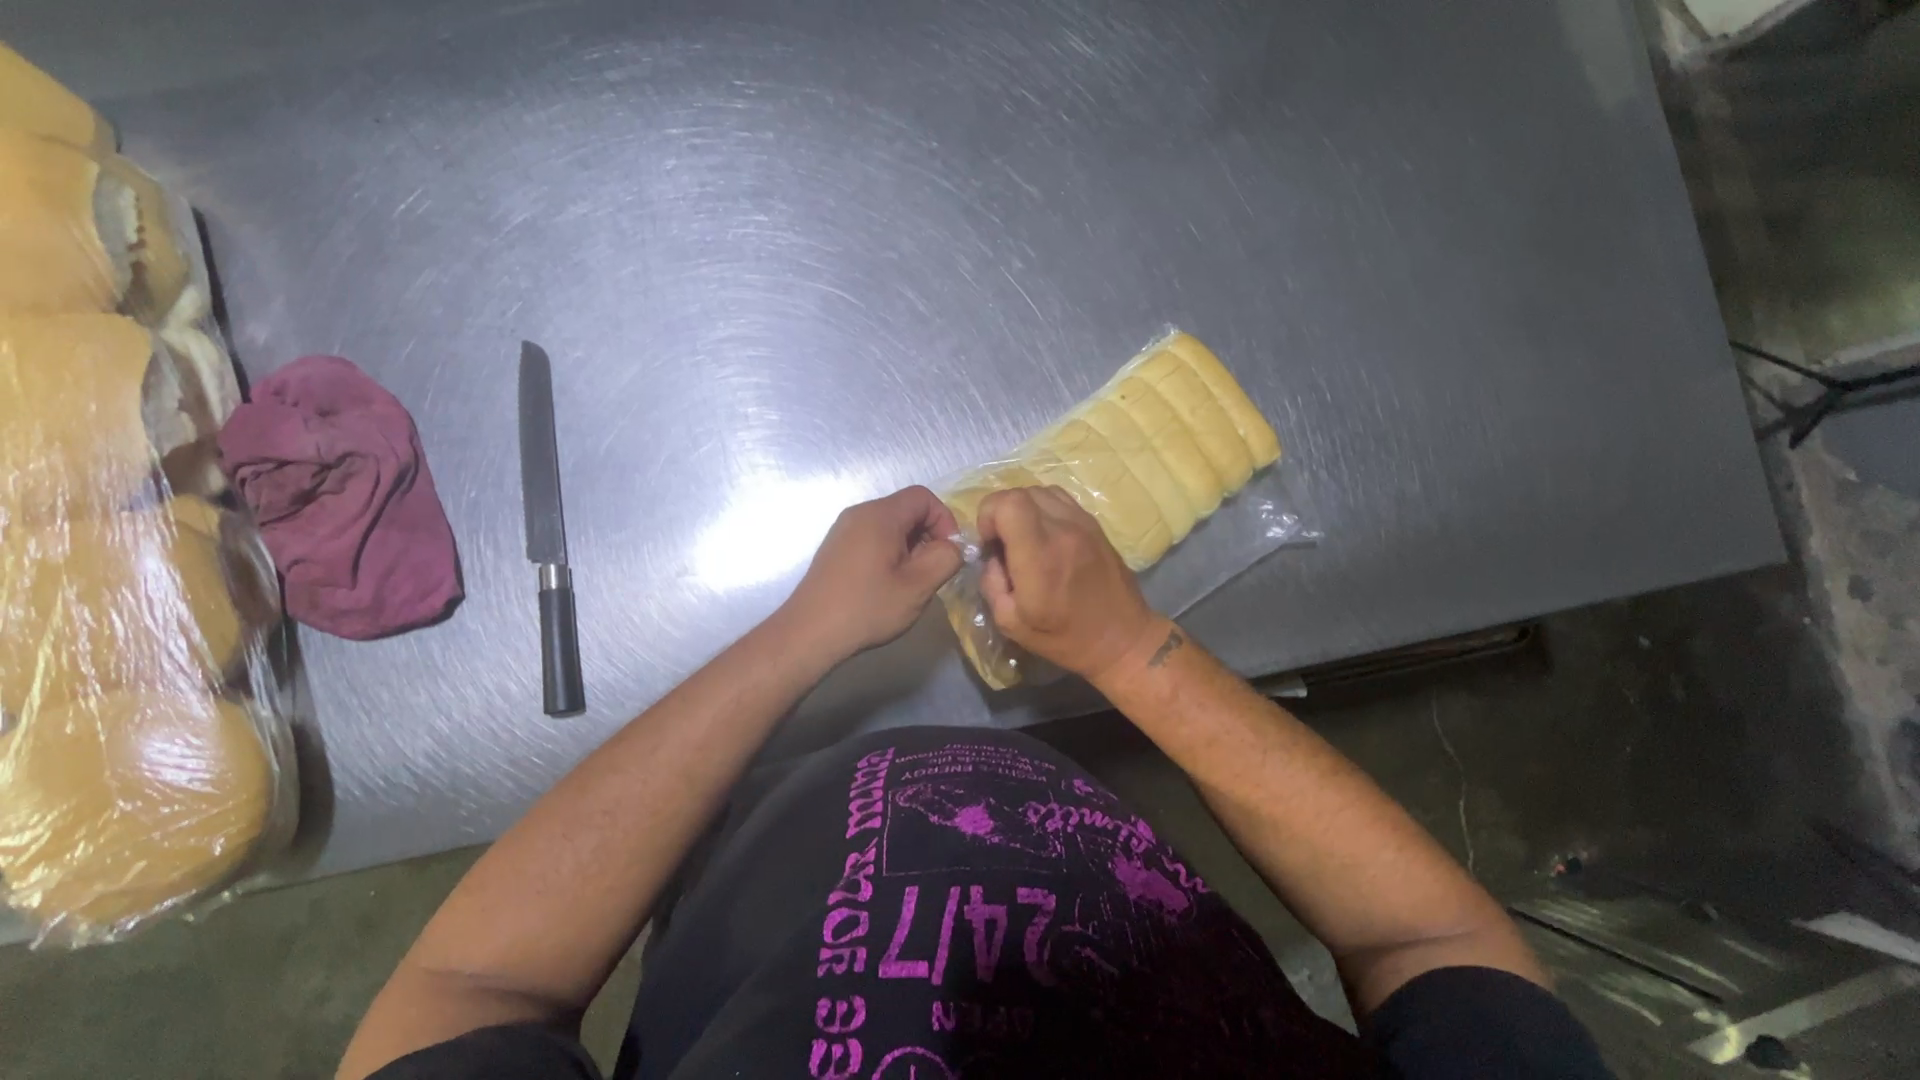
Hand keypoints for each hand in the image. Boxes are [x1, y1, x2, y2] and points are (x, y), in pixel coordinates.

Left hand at [783, 485, 963, 659]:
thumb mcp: (918, 586)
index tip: (948, 553)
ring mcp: (843, 531)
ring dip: (909, 548)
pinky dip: (889, 555)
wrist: (809, 633)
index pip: (923, 497)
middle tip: (932, 572)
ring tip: (910, 583)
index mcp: (880, 515)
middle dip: (928, 536)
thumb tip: (953, 547)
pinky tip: (886, 586)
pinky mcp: (835, 550)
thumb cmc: (867, 607)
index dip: (945, 520)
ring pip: (890, 527)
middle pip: (906, 510)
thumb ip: (946, 558)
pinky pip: (872, 539)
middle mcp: (859, 513)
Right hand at [977, 487, 1165, 682]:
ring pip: (1039, 491)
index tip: (990, 544)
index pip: (1006, 503)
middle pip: (1019, 493)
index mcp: (1039, 557)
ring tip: (1024, 538)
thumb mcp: (1011, 623)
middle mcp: (1062, 531)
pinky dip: (1043, 509)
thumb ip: (991, 583)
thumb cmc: (1065, 638)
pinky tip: (1044, 535)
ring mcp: (1082, 523)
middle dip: (1001, 513)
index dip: (988, 516)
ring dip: (1022, 509)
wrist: (1122, 638)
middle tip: (1003, 544)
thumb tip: (993, 556)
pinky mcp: (1095, 524)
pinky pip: (1060, 499)